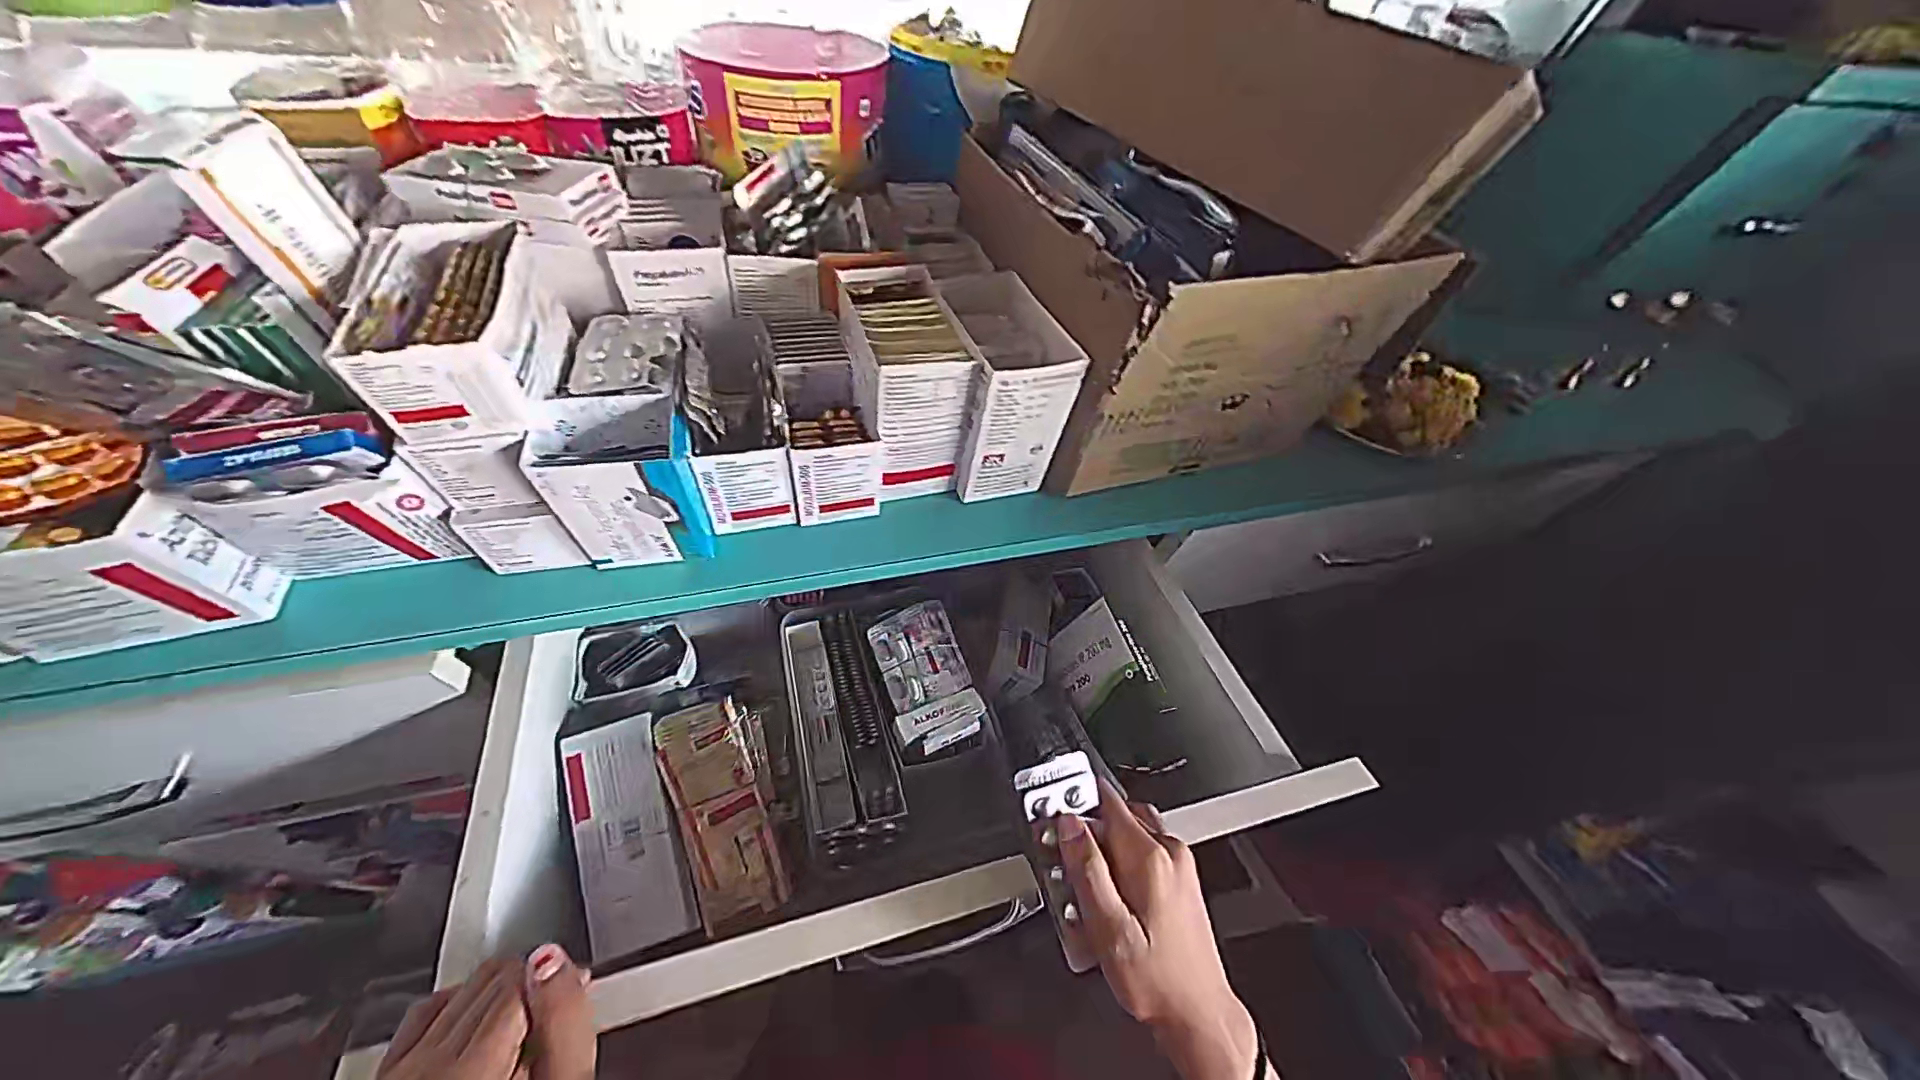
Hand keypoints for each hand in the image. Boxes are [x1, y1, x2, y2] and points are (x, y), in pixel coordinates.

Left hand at [378, 945, 596, 1079]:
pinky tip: (473, 1023)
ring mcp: (400, 1071)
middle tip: (549, 1014)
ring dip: (496, 993)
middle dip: (528, 984)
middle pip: (493, 977)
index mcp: (474, 1069)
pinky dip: (454, 1006)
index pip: (524, 975)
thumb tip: (558, 962)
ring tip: (520, 1022)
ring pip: (462, 988)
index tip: (572, 995)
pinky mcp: (386, 1075)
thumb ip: (565, 1024)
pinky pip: (422, 1013)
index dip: (558, 977)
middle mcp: (427, 1066)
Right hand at [1053, 782, 1263, 1079]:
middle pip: (1118, 814)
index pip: (1107, 803)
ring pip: (1130, 831)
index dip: (1075, 805)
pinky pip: (1144, 849)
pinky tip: (1106, 894)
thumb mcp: (1109, 930)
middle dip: (1087, 829)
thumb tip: (1070, 828)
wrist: (1200, 1016)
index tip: (1052, 817)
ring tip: (1082, 882)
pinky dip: (1120, 860)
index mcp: (1150, 858)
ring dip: (1102, 846)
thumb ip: (1087, 871)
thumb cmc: (1158, 982)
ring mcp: (1179, 865)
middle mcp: (1170, 853)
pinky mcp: (1181, 879)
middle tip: (1062, 856)